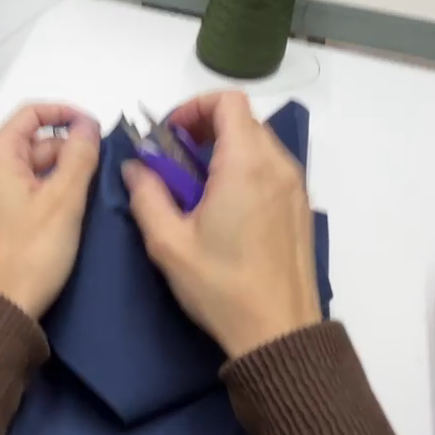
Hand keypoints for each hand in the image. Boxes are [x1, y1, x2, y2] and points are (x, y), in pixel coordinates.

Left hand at [0, 103, 101, 317]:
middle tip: (99, 169)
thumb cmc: (33, 251)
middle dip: (67, 148)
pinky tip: (69, 204)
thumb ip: (79, 155)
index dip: (65, 112)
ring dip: (61, 169)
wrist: (3, 306)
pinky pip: (25, 184)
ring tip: (88, 190)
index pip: (31, 113)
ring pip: (32, 164)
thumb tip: (88, 123)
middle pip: (34, 140)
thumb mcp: (64, 199)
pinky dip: (48, 185)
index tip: (96, 127)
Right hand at [122, 91, 318, 358]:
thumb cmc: (221, 285)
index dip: (193, 107)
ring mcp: (294, 186)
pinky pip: (269, 167)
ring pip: (257, 142)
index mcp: (246, 165)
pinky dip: (243, 168)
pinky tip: (222, 207)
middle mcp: (277, 165)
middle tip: (174, 161)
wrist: (280, 333)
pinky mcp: (299, 206)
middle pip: (242, 119)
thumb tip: (134, 167)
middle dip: (203, 128)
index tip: (169, 135)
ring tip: (195, 187)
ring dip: (223, 149)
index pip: (228, 101)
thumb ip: (146, 195)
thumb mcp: (168, 243)